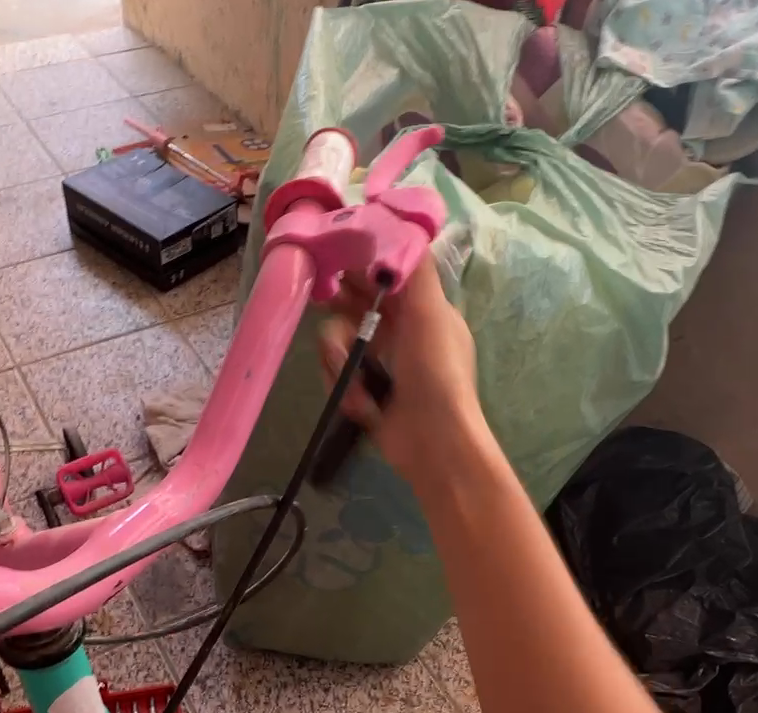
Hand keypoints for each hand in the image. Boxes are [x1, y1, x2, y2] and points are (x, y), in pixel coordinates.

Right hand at [315, 252, 483, 478]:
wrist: (433, 442)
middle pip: (356, 308)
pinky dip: (344, 386)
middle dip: (340, 314)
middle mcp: (402, 334)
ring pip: (341, 343)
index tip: (330, 260)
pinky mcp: (365, 394)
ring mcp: (382, 366)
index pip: (384, 278)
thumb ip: (413, 268)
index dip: (357, 267)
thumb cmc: (436, 373)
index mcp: (422, 311)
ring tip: (348, 374)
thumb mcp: (430, 312)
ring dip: (340, 357)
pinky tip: (359, 402)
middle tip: (321, 306)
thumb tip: (397, 224)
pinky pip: (339, 376)